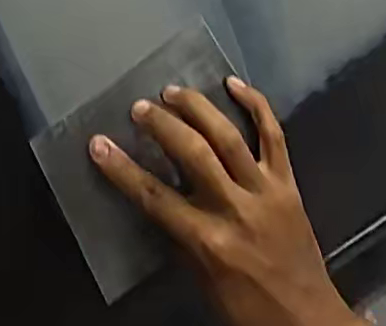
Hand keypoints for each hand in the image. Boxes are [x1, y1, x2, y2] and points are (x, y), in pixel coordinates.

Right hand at [89, 78, 362, 325]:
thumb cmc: (247, 308)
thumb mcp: (201, 279)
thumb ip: (177, 232)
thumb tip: (149, 190)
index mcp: (210, 242)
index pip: (155, 198)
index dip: (121, 169)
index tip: (97, 144)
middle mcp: (236, 210)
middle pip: (193, 154)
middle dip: (162, 125)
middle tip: (139, 107)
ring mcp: (265, 192)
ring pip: (228, 137)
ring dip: (197, 108)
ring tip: (172, 91)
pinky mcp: (288, 184)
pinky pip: (274, 136)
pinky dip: (256, 105)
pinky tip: (232, 82)